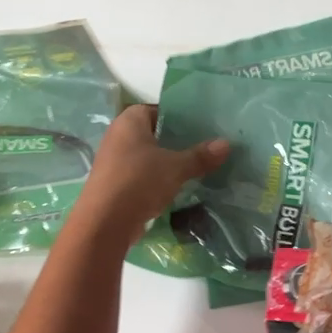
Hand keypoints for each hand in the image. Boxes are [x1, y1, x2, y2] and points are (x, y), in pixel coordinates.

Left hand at [76, 105, 228, 241]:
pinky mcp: (114, 184)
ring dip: (165, 163)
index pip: (156, 109)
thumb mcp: (176, 167)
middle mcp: (117, 136)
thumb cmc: (139, 181)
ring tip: (193, 168)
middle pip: (151, 134)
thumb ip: (200, 156)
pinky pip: (140, 175)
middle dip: (174, 141)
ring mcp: (113, 162)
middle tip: (202, 147)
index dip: (176, 117)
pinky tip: (174, 188)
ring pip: (146, 157)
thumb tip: (227, 144)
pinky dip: (155, 180)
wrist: (105, 222)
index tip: (198, 127)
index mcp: (129, 121)